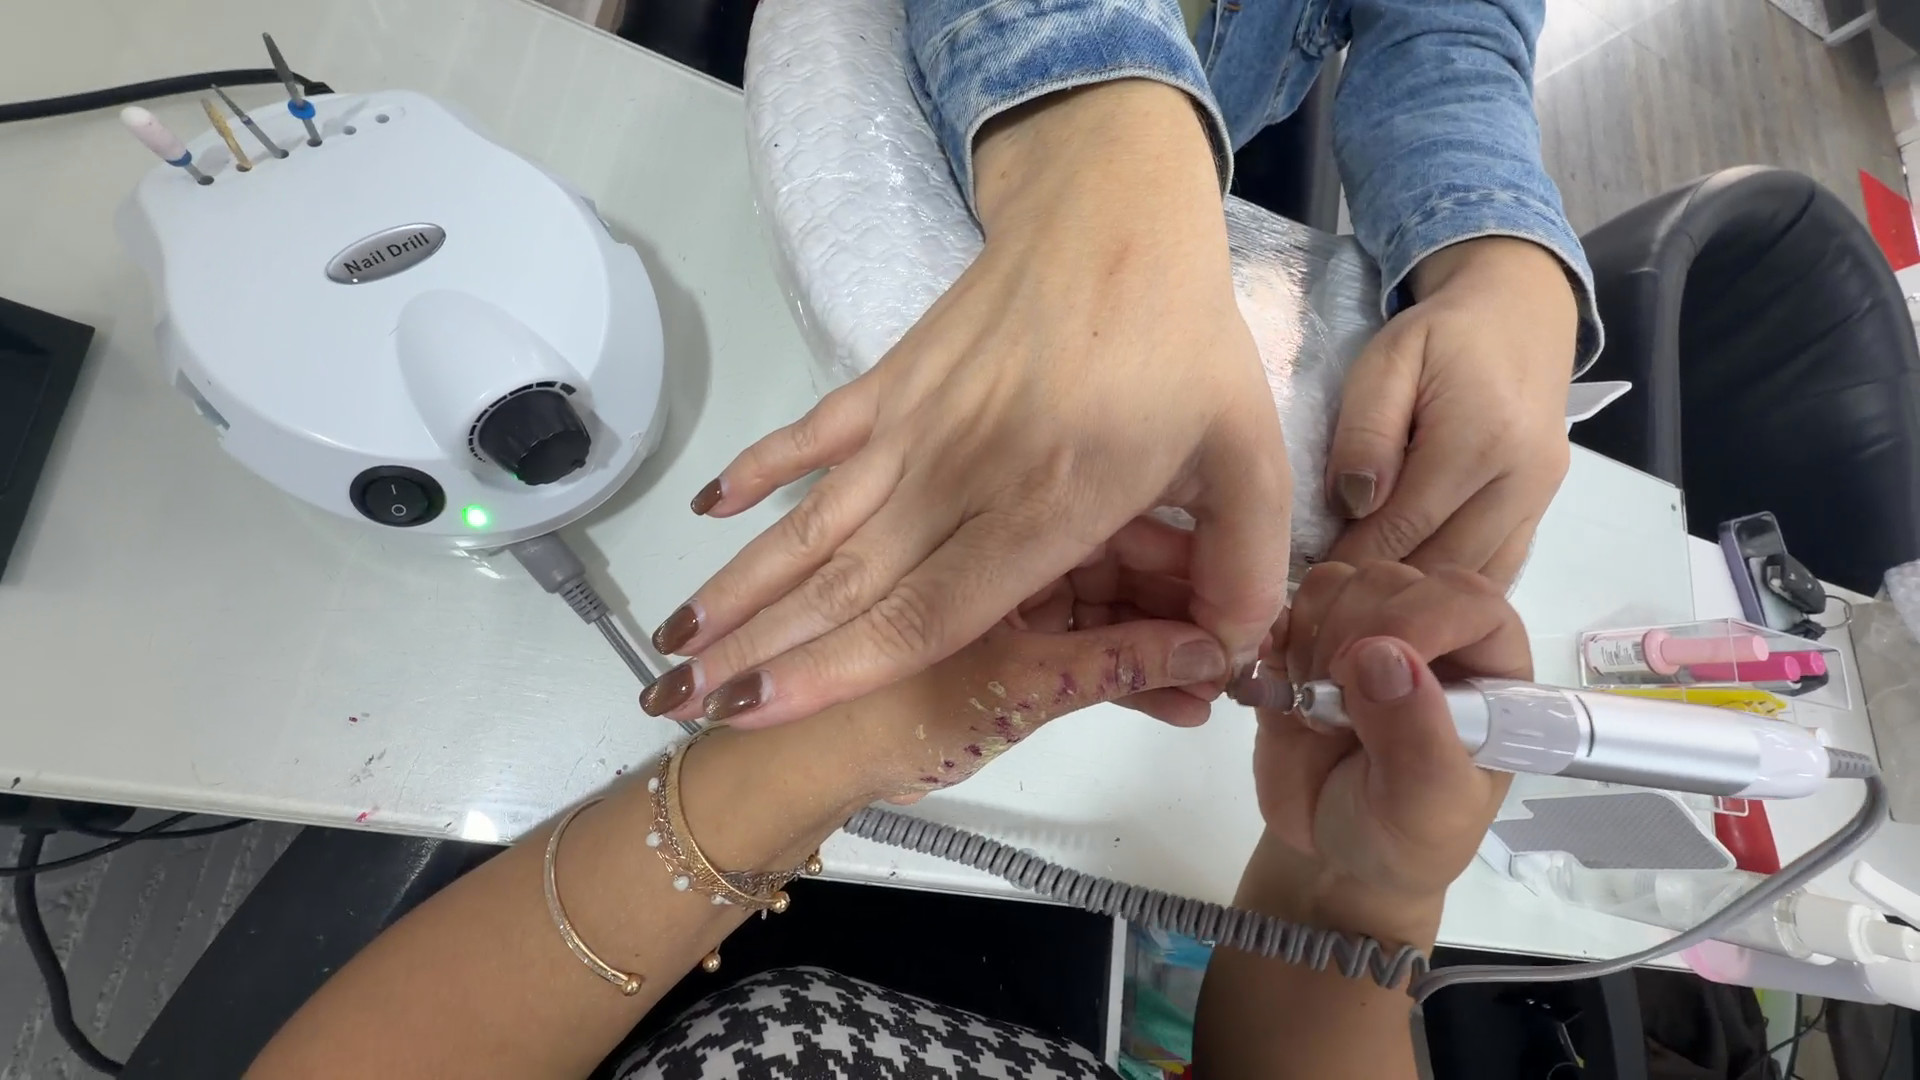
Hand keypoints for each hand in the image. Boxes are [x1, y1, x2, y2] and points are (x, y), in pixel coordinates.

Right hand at [645, 80, 1289, 728]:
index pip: (926, 613)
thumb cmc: (1181, 339)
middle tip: (679, 698)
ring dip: (743, 580)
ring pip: (814, 519)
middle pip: (846, 581)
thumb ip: (1245, 569)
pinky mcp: (891, 381)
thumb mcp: (1250, 458)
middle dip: (760, 649)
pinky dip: (760, 466)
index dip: (839, 671)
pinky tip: (709, 501)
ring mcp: (913, 425)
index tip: (755, 712)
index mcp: (1042, 508)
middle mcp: (958, 478)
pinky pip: (815, 431)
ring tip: (674, 633)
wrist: (1113, 213)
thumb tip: (1228, 654)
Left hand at [801, 573, 1231, 803]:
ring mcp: (1009, 599)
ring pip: (1100, 609)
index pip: (1107, 528)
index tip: (1230, 598)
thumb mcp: (1012, 686)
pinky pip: (1079, 647)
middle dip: (1174, 615)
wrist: (813, 762)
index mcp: (993, 530)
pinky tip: (1179, 700)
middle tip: (1234, 654)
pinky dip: (1123, 675)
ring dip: (1155, 651)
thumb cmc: (896, 713)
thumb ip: (1110, 665)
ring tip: (1214, 690)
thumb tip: (1211, 656)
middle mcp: (1004, 549)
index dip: (1176, 563)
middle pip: (1111, 569)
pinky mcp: (1011, 645)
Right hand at [1236, 561, 1529, 937]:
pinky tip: (1277, 680)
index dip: (1419, 617)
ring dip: (1312, 637)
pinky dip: (1274, 635)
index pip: (1469, 602)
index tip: (1365, 668)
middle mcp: (1426, 642)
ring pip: (1336, 585)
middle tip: (1333, 704)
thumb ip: (1417, 739)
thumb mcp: (1426, 810)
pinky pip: (1286, 607)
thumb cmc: (1399, 838)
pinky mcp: (1303, 645)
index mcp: (1483, 674)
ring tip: (1311, 699)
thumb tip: (1384, 654)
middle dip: (1351, 635)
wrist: (1329, 851)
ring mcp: (1359, 639)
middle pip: (1390, 582)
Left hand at [1326, 236, 1577, 585]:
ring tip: (1365, 604)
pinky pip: (1501, 564)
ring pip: (1477, 575)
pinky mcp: (1543, 503)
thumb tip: (1351, 503)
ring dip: (1421, 599)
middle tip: (1331, 605)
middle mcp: (1522, 478)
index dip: (1352, 561)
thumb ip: (1365, 432)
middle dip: (1384, 590)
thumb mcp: (1385, 363)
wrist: (1519, 311)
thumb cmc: (1439, 336)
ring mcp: (1542, 496)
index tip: (1310, 584)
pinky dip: (1453, 584)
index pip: (1403, 527)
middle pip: (1443, 562)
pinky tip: (1412, 593)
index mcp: (1479, 440)